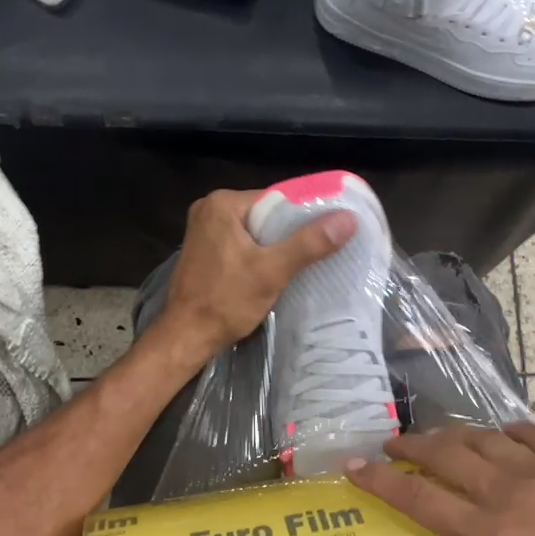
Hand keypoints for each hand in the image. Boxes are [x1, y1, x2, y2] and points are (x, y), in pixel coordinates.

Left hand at [151, 188, 356, 359]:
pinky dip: (257, 256)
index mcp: (222, 203)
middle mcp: (208, 209)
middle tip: (317, 253)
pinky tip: (273, 273)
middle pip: (264, 214)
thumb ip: (309, 243)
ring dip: (274, 247)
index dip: (303, 215)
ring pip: (253, 232)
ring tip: (300, 265)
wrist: (186, 337)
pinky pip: (239, 245)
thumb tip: (348, 219)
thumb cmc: (225, 301)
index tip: (327, 232)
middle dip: (288, 233)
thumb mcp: (272, 271)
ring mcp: (202, 231)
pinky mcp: (202, 252)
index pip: (275, 198)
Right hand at [347, 422, 534, 535]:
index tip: (352, 463)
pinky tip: (505, 435)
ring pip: (486, 440)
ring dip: (455, 436)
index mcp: (490, 535)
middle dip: (412, 445)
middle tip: (391, 444)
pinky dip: (512, 431)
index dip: (380, 479)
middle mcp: (511, 493)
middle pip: (447, 454)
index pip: (419, 497)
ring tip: (438, 439)